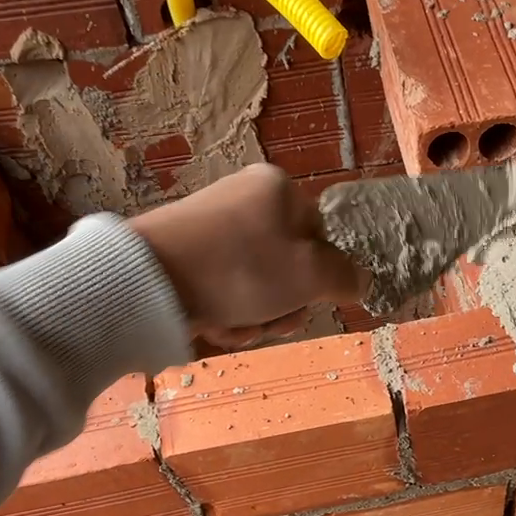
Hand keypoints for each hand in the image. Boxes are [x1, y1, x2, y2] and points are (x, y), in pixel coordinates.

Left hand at [129, 164, 364, 348]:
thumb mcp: (310, 275)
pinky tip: (215, 323)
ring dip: (257, 319)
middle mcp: (247, 202)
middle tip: (273, 318)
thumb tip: (364, 279)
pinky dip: (228, 317)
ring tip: (238, 324)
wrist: (151, 281)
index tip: (311, 298)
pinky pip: (228, 294)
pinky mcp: (190, 259)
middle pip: (290, 270)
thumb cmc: (241, 269)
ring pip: (260, 290)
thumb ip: (346, 277)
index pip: (322, 238)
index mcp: (279, 191)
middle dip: (284, 306)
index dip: (321, 276)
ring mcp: (216, 231)